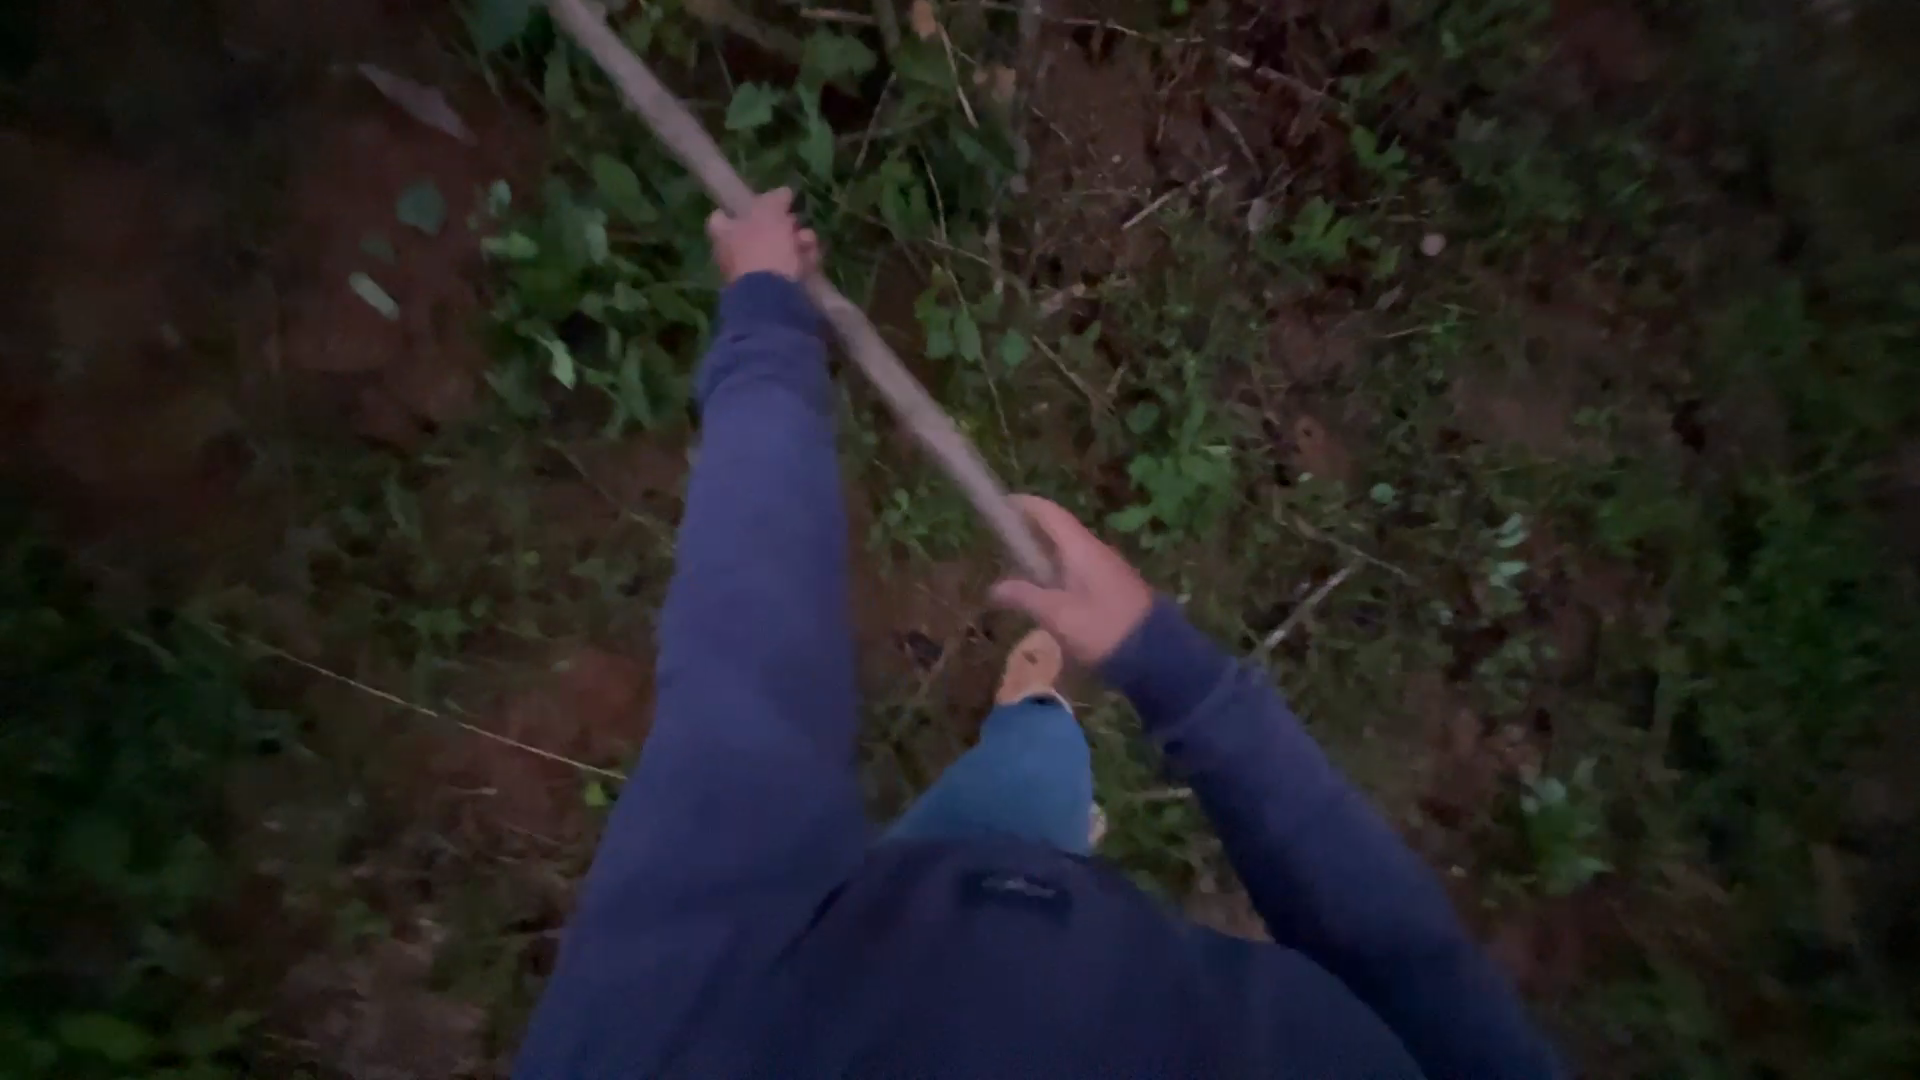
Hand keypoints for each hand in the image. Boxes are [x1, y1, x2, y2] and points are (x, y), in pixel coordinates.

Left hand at [706, 187, 819, 283]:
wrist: (773, 298)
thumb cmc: (764, 248)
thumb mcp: (769, 214)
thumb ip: (775, 199)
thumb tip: (784, 192)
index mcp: (724, 234)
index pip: (722, 216)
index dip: (740, 208)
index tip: (761, 204)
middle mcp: (734, 255)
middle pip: (757, 233)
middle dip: (780, 225)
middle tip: (795, 221)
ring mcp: (755, 276)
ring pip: (777, 251)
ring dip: (796, 243)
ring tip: (810, 241)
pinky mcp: (774, 293)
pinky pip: (789, 271)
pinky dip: (801, 263)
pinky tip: (814, 258)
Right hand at [988, 495, 1154, 665]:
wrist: (1157, 654)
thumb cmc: (1103, 628)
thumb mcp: (1058, 615)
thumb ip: (1025, 597)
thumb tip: (994, 588)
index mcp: (1081, 548)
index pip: (1050, 513)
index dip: (1025, 504)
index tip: (1001, 504)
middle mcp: (1094, 551)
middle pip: (1057, 530)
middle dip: (1029, 532)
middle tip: (1000, 543)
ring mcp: (1106, 569)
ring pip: (1067, 552)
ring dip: (1042, 555)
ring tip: (1016, 571)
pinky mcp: (1112, 588)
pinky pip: (1077, 570)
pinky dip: (1056, 572)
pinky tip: (1044, 593)